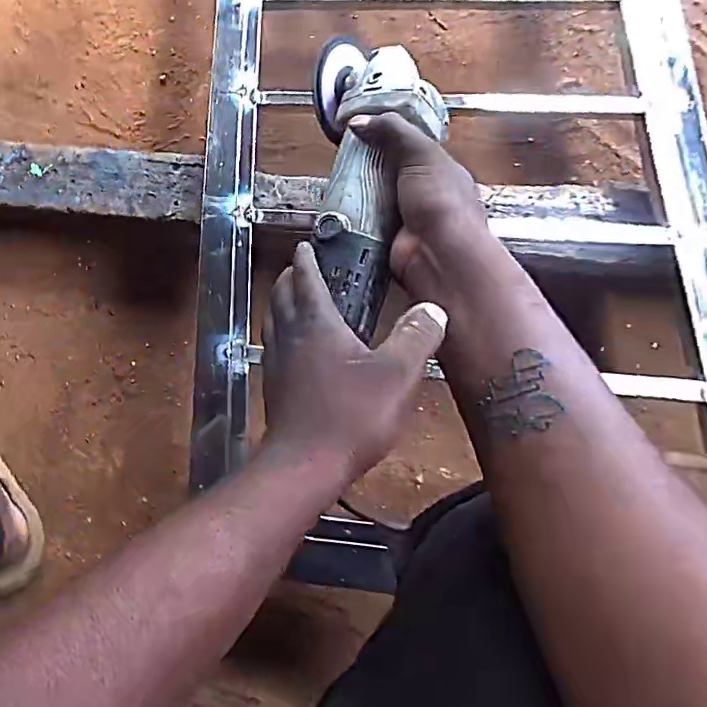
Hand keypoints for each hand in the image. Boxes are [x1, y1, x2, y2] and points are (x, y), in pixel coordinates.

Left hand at [261, 241, 448, 478]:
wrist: (305, 461)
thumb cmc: (351, 415)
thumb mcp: (397, 374)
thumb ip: (416, 337)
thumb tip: (433, 308)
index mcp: (315, 323)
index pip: (305, 279)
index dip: (305, 260)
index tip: (304, 246)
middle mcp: (289, 335)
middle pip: (281, 295)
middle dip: (288, 277)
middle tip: (298, 269)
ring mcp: (276, 360)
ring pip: (273, 319)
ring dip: (280, 302)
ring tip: (292, 300)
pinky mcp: (273, 383)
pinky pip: (273, 343)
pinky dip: (281, 330)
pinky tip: (293, 347)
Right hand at [348, 112, 494, 301]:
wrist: (438, 255)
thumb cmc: (441, 202)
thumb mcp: (422, 154)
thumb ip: (394, 131)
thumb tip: (358, 120)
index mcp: (438, 170)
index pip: (407, 146)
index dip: (384, 135)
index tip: (357, 128)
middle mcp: (420, 193)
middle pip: (384, 170)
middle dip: (363, 163)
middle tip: (339, 154)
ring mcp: (400, 216)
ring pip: (369, 195)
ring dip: (353, 190)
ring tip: (332, 178)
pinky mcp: (381, 236)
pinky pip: (359, 219)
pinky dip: (347, 213)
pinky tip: (334, 204)